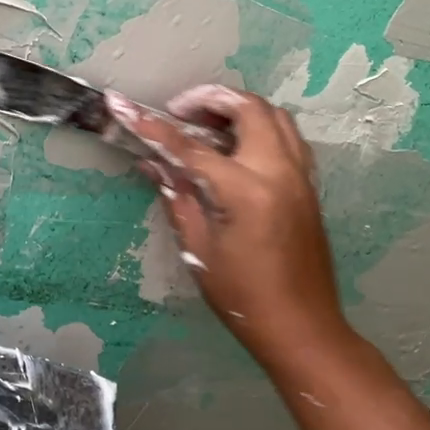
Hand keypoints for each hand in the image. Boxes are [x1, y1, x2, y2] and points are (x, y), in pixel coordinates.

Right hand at [105, 85, 348, 366]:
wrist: (304, 329)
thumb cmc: (243, 295)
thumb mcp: (198, 245)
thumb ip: (176, 194)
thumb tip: (150, 161)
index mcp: (246, 191)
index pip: (189, 146)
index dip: (151, 125)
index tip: (121, 104)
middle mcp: (279, 173)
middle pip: (248, 108)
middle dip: (208, 100)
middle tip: (178, 113)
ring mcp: (300, 178)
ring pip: (275, 115)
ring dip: (238, 109)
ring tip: (206, 124)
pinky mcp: (308, 186)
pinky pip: (288, 137)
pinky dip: (260, 127)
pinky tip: (235, 146)